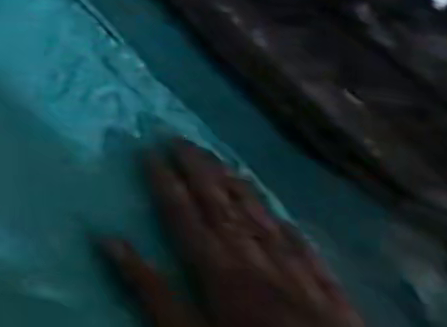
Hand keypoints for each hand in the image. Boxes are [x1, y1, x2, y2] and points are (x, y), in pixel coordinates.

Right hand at [100, 138, 363, 326]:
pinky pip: (316, 264)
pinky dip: (296, 237)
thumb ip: (150, 290)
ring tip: (223, 162)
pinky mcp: (341, 311)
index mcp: (219, 274)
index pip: (184, 216)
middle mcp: (259, 268)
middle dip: (201, 172)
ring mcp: (304, 287)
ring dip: (242, 192)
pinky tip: (285, 219)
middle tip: (180, 138)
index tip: (147, 149)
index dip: (164, 181)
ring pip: (268, 228)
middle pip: (224, 211)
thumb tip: (105, 237)